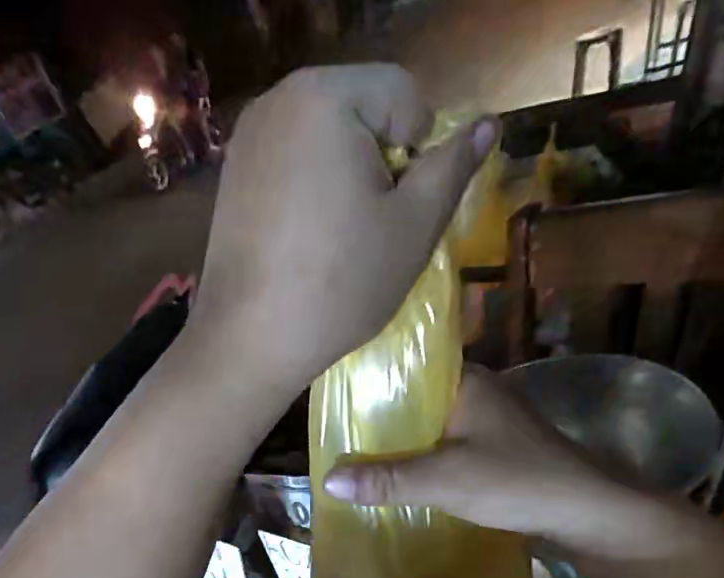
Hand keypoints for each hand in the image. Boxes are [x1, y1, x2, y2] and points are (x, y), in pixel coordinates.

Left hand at [190, 65, 497, 386]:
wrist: (253, 337)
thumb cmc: (343, 283)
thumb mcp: (414, 227)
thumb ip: (452, 168)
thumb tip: (488, 126)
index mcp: (325, 96)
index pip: (404, 93)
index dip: (422, 150)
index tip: (406, 208)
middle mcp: (279, 98)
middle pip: (363, 109)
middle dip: (385, 161)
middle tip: (379, 226)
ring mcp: (249, 135)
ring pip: (329, 137)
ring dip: (353, 176)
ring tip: (346, 236)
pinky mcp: (235, 173)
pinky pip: (295, 160)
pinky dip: (316, 189)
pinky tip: (312, 239)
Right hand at [321, 366, 669, 557]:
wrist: (587, 511)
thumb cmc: (518, 482)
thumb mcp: (446, 481)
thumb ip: (388, 479)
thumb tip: (327, 480)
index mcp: (466, 381)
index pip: (406, 364)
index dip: (368, 377)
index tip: (330, 392)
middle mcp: (477, 391)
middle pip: (415, 396)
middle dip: (378, 415)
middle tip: (332, 431)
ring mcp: (490, 420)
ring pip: (431, 423)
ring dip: (402, 440)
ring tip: (355, 454)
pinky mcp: (497, 448)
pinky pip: (447, 444)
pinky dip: (424, 456)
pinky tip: (401, 474)